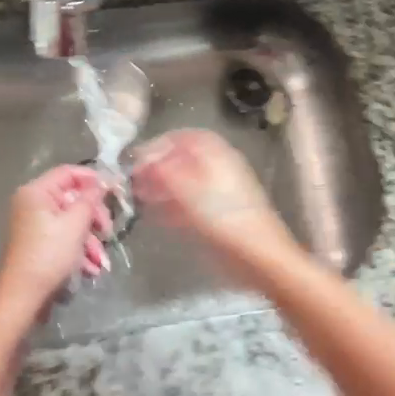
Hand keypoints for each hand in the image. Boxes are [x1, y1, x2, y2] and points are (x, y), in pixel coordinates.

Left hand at [0, 166, 111, 320]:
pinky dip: (78, 249)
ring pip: (71, 221)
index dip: (93, 179)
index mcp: (36, 192)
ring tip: (101, 261)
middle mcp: (32, 203)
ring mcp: (34, 224)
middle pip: (72, 199)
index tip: (115, 189)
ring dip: (89, 240)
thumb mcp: (75, 224)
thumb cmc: (48, 254)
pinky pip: (63, 237)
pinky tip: (91, 268)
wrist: (22, 298)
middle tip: (108, 231)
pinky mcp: (37, 243)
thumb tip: (103, 182)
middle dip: (93, 217)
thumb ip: (91, 199)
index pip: (69, 173)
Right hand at [131, 129, 297, 282]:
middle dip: (158, 167)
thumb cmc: (226, 220)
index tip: (138, 158)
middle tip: (134, 179)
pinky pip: (191, 203)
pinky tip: (156, 215)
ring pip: (186, 182)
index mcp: (217, 155)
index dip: (160, 144)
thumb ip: (164, 173)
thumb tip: (144, 159)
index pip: (185, 138)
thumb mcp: (191, 193)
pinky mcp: (219, 215)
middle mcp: (219, 168)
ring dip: (162, 186)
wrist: (260, 257)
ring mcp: (220, 192)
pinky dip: (172, 205)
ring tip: (139, 197)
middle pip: (183, 160)